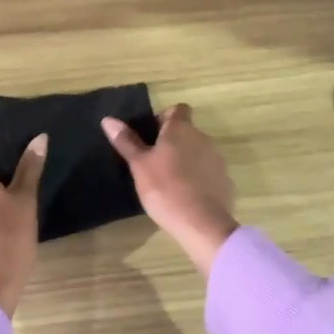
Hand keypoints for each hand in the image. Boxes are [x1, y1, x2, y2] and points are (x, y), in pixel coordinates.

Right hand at [103, 104, 238, 275]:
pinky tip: (187, 197)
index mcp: (181, 129)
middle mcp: (202, 138)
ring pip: (198, 152)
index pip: (178, 109)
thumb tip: (108, 119)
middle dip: (173, 143)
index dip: (165, 118)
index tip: (152, 135)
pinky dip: (198, 179)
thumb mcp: (139, 165)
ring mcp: (217, 160)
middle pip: (187, 132)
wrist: (202, 224)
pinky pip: (208, 173)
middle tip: (154, 162)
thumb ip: (126, 141)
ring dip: (186, 160)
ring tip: (170, 182)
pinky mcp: (225, 181)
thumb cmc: (165, 188)